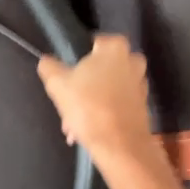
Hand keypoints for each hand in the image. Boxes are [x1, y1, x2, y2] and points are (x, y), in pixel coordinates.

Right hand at [37, 35, 156, 166]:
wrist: (120, 146)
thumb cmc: (89, 106)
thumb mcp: (57, 84)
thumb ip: (49, 66)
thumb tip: (47, 60)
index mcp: (115, 47)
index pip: (92, 42)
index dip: (76, 57)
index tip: (67, 73)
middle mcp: (133, 61)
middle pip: (100, 67)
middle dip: (84, 83)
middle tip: (68, 99)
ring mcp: (140, 84)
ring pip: (107, 88)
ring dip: (90, 102)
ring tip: (73, 123)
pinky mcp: (142, 106)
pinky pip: (116, 104)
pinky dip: (102, 113)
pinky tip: (86, 129)